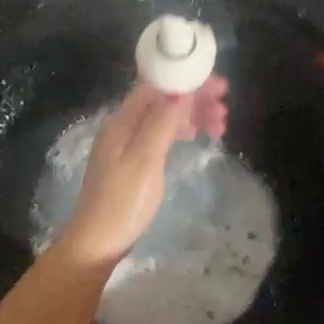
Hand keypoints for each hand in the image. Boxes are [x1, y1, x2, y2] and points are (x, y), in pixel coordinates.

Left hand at [51, 78, 228, 267]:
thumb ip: (162, 123)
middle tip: (225, 106)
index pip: (155, 87)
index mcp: (121, 121)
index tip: (218, 86)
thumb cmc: (122, 203)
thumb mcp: (145, 161)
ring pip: (163, 118)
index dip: (186, 81)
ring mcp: (126, 144)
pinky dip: (181, 131)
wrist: (97, 242)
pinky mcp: (132, 161)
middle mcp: (122, 126)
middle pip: (160, 100)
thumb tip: (182, 90)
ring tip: (221, 123)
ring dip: (191, 115)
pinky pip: (160, 135)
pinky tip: (198, 135)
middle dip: (193, 98)